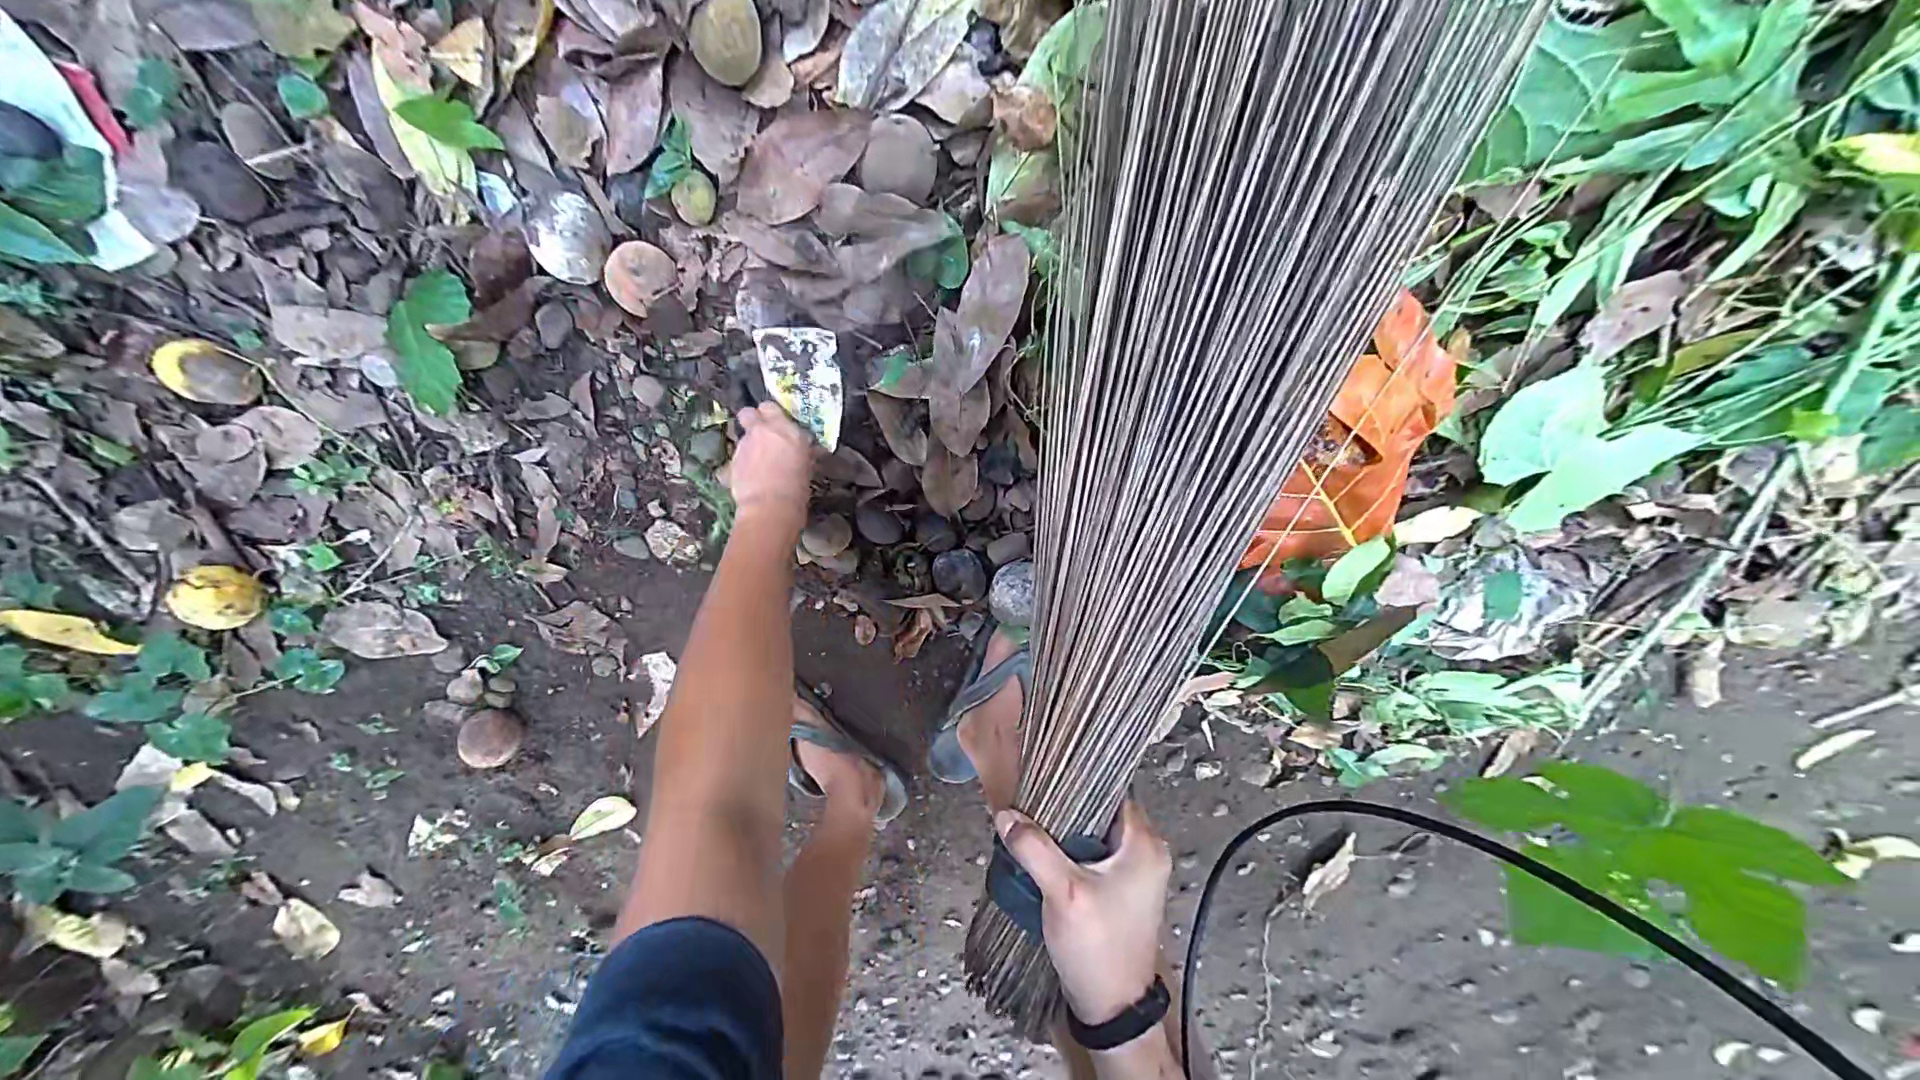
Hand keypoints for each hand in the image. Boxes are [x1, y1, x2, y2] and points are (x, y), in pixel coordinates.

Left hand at [729, 403, 811, 528]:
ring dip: (749, 446)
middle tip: (762, 435)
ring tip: (759, 465)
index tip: (777, 426)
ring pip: (743, 437)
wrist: (771, 508)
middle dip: (752, 420)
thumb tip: (802, 449)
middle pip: (748, 412)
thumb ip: (800, 450)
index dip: (771, 415)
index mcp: (784, 428)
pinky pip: (736, 458)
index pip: (770, 407)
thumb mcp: (807, 464)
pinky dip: (741, 465)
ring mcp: (743, 446)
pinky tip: (750, 479)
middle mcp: (761, 431)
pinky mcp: (731, 462)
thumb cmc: (797, 488)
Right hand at [996, 800, 1170, 1026]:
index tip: (1044, 774)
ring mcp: (1135, 871)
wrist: (1111, 1009)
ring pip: (1094, 830)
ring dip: (1064, 829)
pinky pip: (1093, 851)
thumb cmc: (1097, 947)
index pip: (1111, 788)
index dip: (1077, 779)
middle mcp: (1146, 851)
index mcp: (1144, 843)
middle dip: (1065, 804)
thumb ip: (1034, 848)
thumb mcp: (1063, 892)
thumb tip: (1006, 815)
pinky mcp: (1121, 887)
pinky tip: (1044, 849)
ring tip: (1032, 823)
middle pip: (1100, 808)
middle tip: (1031, 800)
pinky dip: (1070, 848)